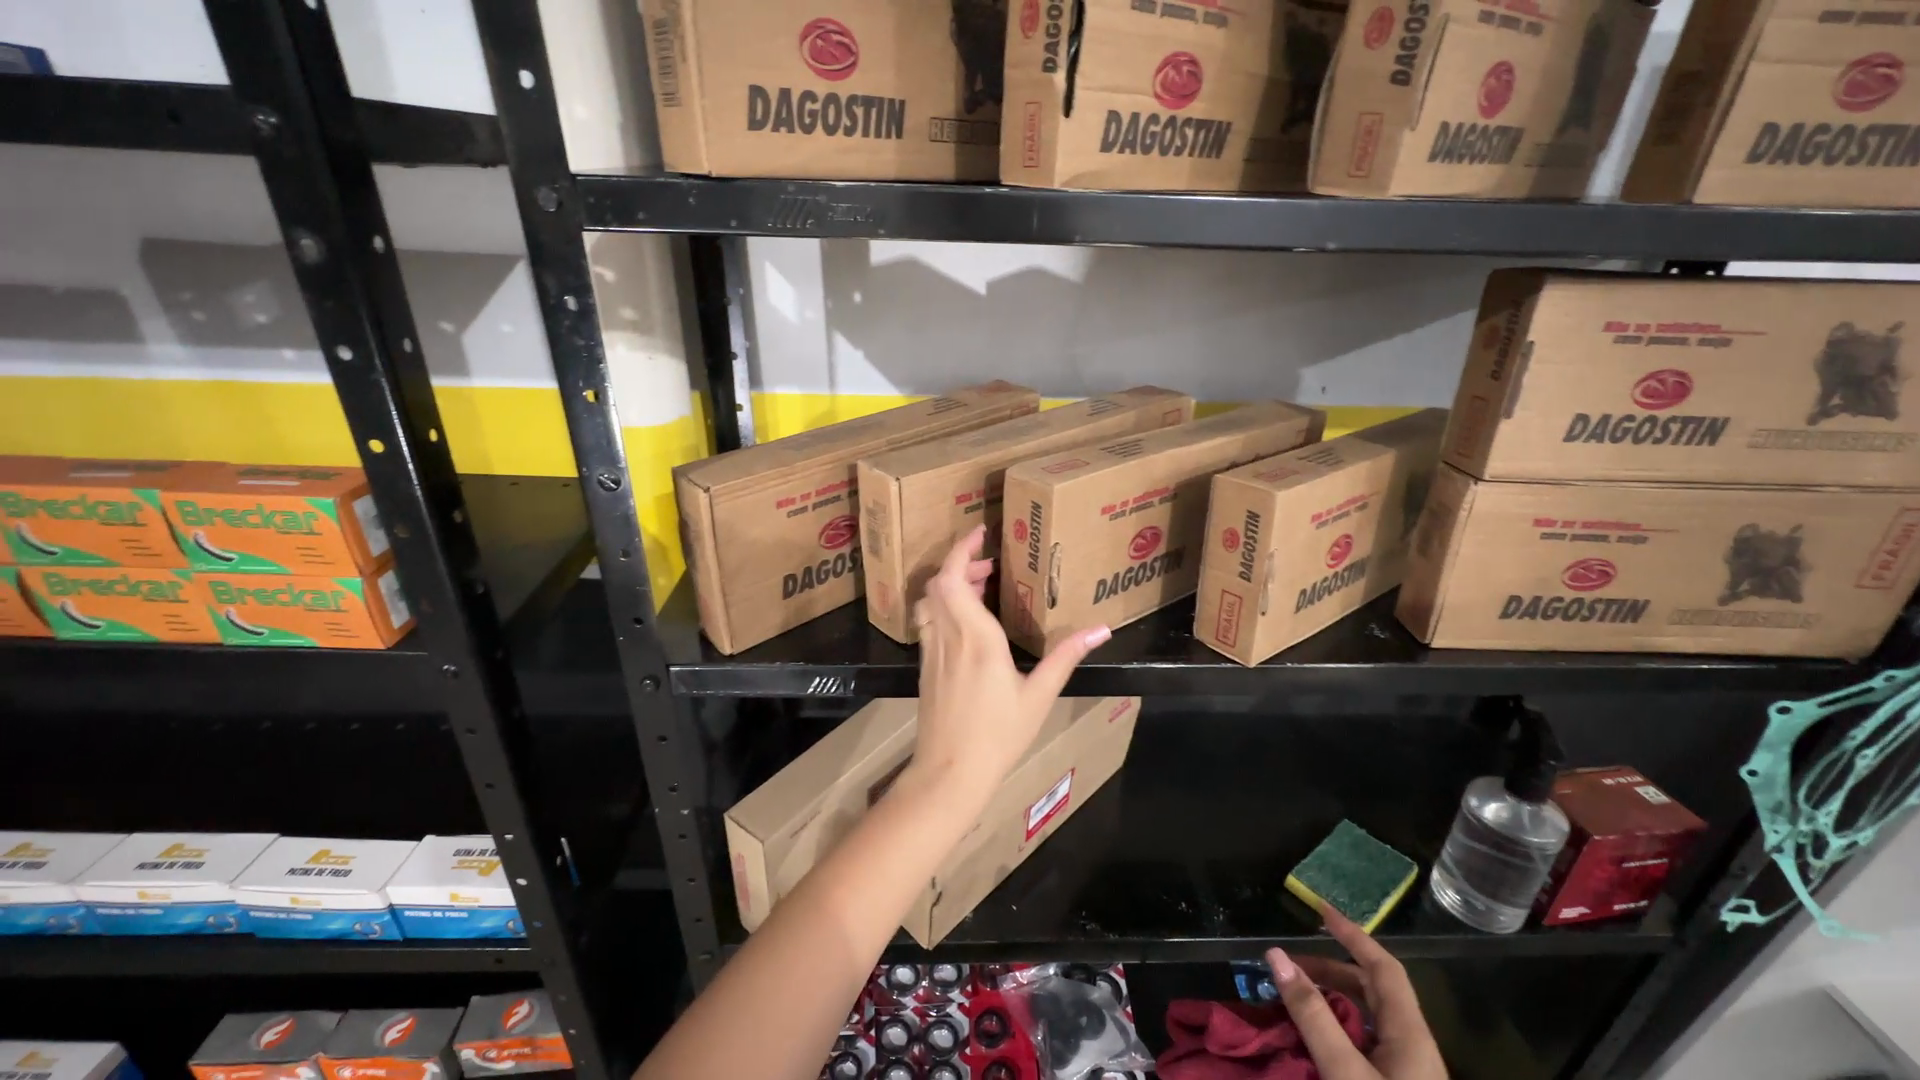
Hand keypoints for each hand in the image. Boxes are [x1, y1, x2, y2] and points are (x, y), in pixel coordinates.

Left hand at [911, 525, 1110, 796]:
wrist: (949, 771)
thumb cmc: (998, 735)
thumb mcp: (1039, 696)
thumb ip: (1065, 657)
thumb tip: (1101, 630)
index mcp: (976, 638)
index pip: (955, 578)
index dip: (962, 550)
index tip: (979, 534)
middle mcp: (948, 636)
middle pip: (939, 583)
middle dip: (961, 564)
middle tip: (990, 566)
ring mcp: (932, 651)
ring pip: (929, 601)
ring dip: (949, 585)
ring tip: (980, 590)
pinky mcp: (925, 667)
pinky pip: (928, 622)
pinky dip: (942, 607)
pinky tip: (965, 624)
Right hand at [1265, 907, 1447, 1079]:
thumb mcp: (1345, 1072)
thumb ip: (1311, 1015)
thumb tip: (1276, 956)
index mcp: (1409, 1033)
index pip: (1381, 967)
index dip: (1352, 935)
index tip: (1319, 911)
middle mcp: (1412, 1046)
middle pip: (1373, 991)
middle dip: (1330, 969)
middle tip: (1287, 965)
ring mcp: (1405, 1072)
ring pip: (1368, 1019)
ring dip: (1331, 1000)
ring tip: (1293, 996)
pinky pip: (1363, 1045)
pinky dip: (1335, 1029)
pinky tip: (1311, 1039)